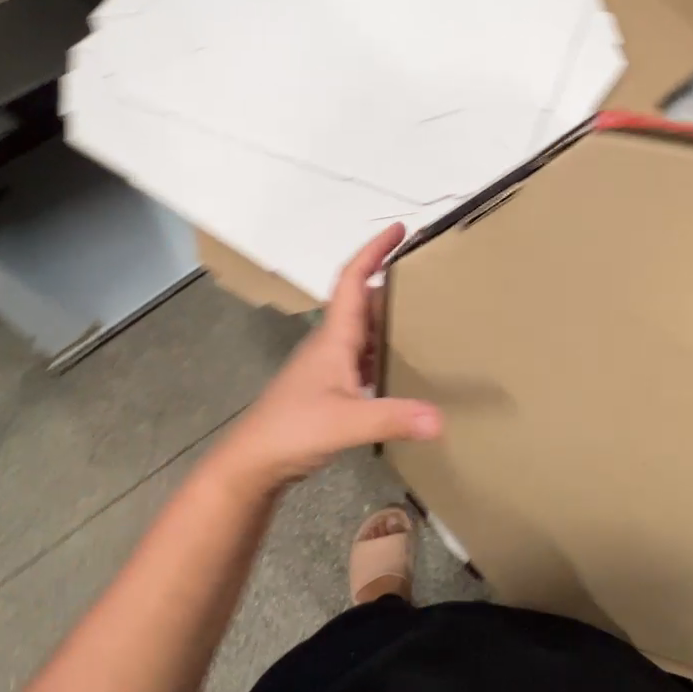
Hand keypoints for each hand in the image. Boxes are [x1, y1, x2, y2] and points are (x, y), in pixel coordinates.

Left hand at [219, 224, 443, 486]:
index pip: (352, 280)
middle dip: (390, 281)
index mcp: (334, 337)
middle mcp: (331, 344)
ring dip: (387, 315)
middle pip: (361, 300)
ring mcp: (328, 366)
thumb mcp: (346, 422)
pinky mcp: (328, 388)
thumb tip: (441, 419)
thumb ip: (393, 418)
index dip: (373, 250)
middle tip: (426, 274)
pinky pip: (362, 355)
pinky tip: (401, 364)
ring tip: (423, 314)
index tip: (399, 228)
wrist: (251, 463)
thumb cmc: (292, 429)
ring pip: (362, 329)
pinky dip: (383, 349)